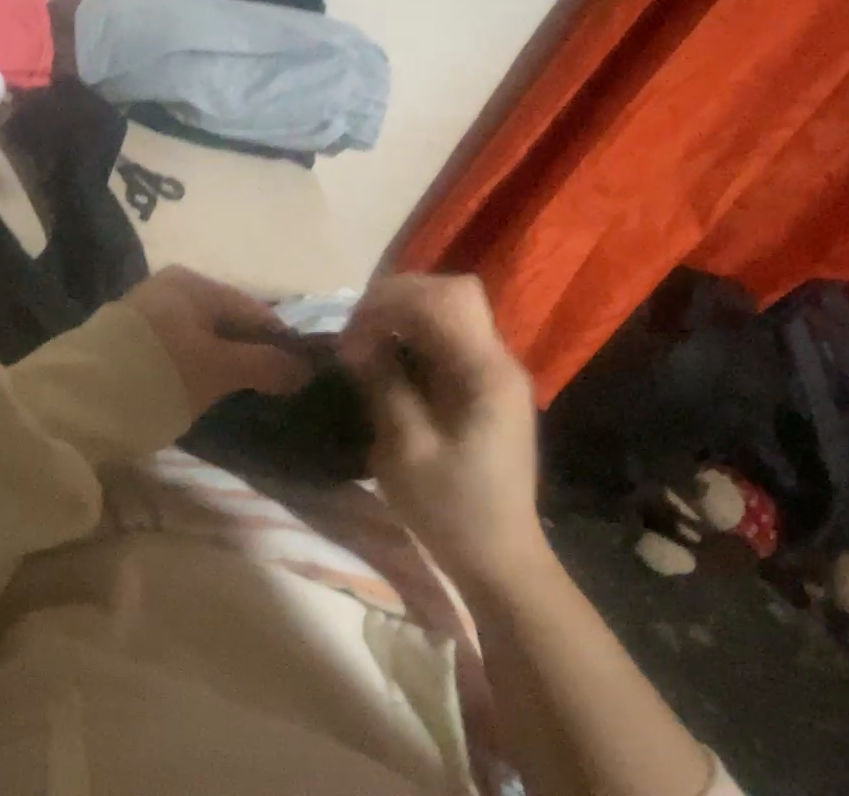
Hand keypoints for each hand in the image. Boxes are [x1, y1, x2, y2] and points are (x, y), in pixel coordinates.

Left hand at [124, 267, 312, 414]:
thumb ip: (265, 365)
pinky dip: (194, 369)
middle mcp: (168, 288)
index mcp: (193, 283)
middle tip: (272, 392)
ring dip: (222, 364)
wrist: (77, 401)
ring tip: (239, 396)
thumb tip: (306, 368)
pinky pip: (177, 350)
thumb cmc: (159, 374)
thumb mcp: (218, 370)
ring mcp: (146, 314)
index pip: (254, 310)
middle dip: (250, 354)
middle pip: (226, 322)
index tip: (301, 379)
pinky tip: (200, 392)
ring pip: (201, 338)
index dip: (281, 344)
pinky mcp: (128, 342)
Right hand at [339, 274, 546, 582]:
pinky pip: (449, 339)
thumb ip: (384, 384)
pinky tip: (388, 363)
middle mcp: (498, 360)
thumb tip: (358, 342)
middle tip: (355, 335)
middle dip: (395, 301)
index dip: (388, 303)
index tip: (349, 339)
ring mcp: (496, 372)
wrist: (498, 556)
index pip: (442, 299)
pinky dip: (414, 338)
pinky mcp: (486, 387)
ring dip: (403, 317)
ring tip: (365, 347)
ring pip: (450, 312)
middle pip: (450, 293)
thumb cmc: (450, 507)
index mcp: (485, 372)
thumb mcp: (405, 448)